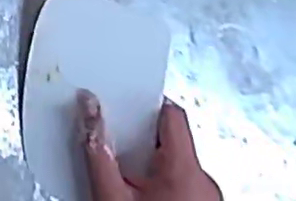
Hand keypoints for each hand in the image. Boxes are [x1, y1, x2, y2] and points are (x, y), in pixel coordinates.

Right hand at [79, 92, 219, 200]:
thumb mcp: (110, 198)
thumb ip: (97, 147)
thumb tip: (89, 107)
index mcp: (186, 170)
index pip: (169, 112)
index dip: (142, 103)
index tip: (119, 105)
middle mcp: (206, 186)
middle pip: (169, 140)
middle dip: (139, 142)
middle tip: (114, 152)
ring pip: (175, 167)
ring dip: (148, 169)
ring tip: (124, 186)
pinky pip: (182, 189)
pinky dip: (160, 189)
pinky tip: (138, 200)